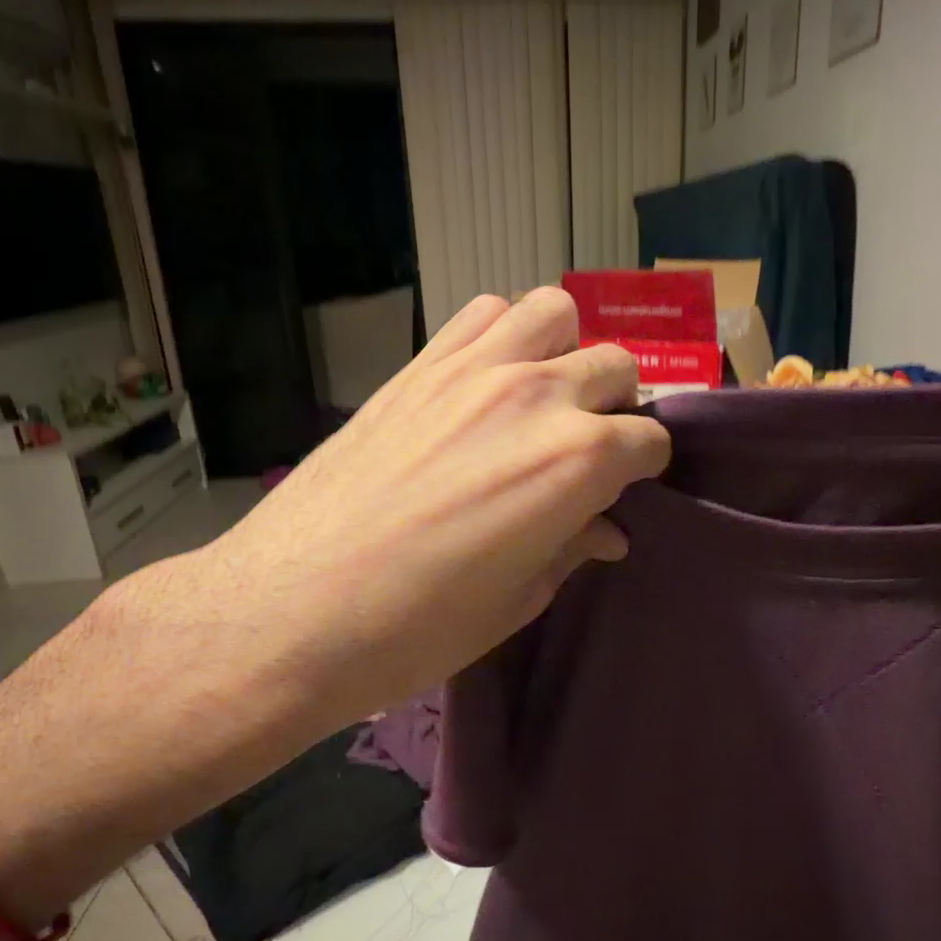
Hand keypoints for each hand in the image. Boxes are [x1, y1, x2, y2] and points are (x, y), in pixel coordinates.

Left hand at [118, 287, 669, 734]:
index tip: (626, 488)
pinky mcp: (420, 365)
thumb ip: (573, 548)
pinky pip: (483, 313)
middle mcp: (537, 395)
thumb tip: (608, 530)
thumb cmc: (417, 628)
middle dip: (618, 405)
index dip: (645, 468)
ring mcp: (474, 369)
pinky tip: (488, 378)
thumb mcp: (518, 600)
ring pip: (554, 312)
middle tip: (591, 444)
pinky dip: (504, 333)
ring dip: (566, 349)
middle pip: (615, 366)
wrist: (292, 608)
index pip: (648, 440)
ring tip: (544, 394)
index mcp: (578, 461)